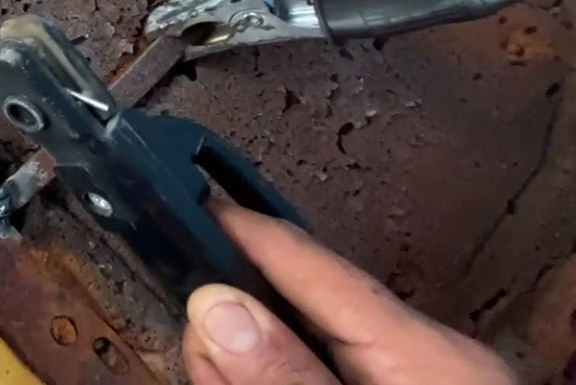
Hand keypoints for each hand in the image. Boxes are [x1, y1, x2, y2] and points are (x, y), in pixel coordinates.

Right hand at [183, 204, 515, 384]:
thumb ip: (286, 380)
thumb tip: (211, 300)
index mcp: (421, 347)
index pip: (290, 248)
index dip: (218, 223)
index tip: (155, 209)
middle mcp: (416, 349)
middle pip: (277, 295)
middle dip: (224, 326)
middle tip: (207, 373)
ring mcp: (402, 375)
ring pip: (279, 334)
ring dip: (238, 366)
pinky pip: (304, 364)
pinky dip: (266, 378)